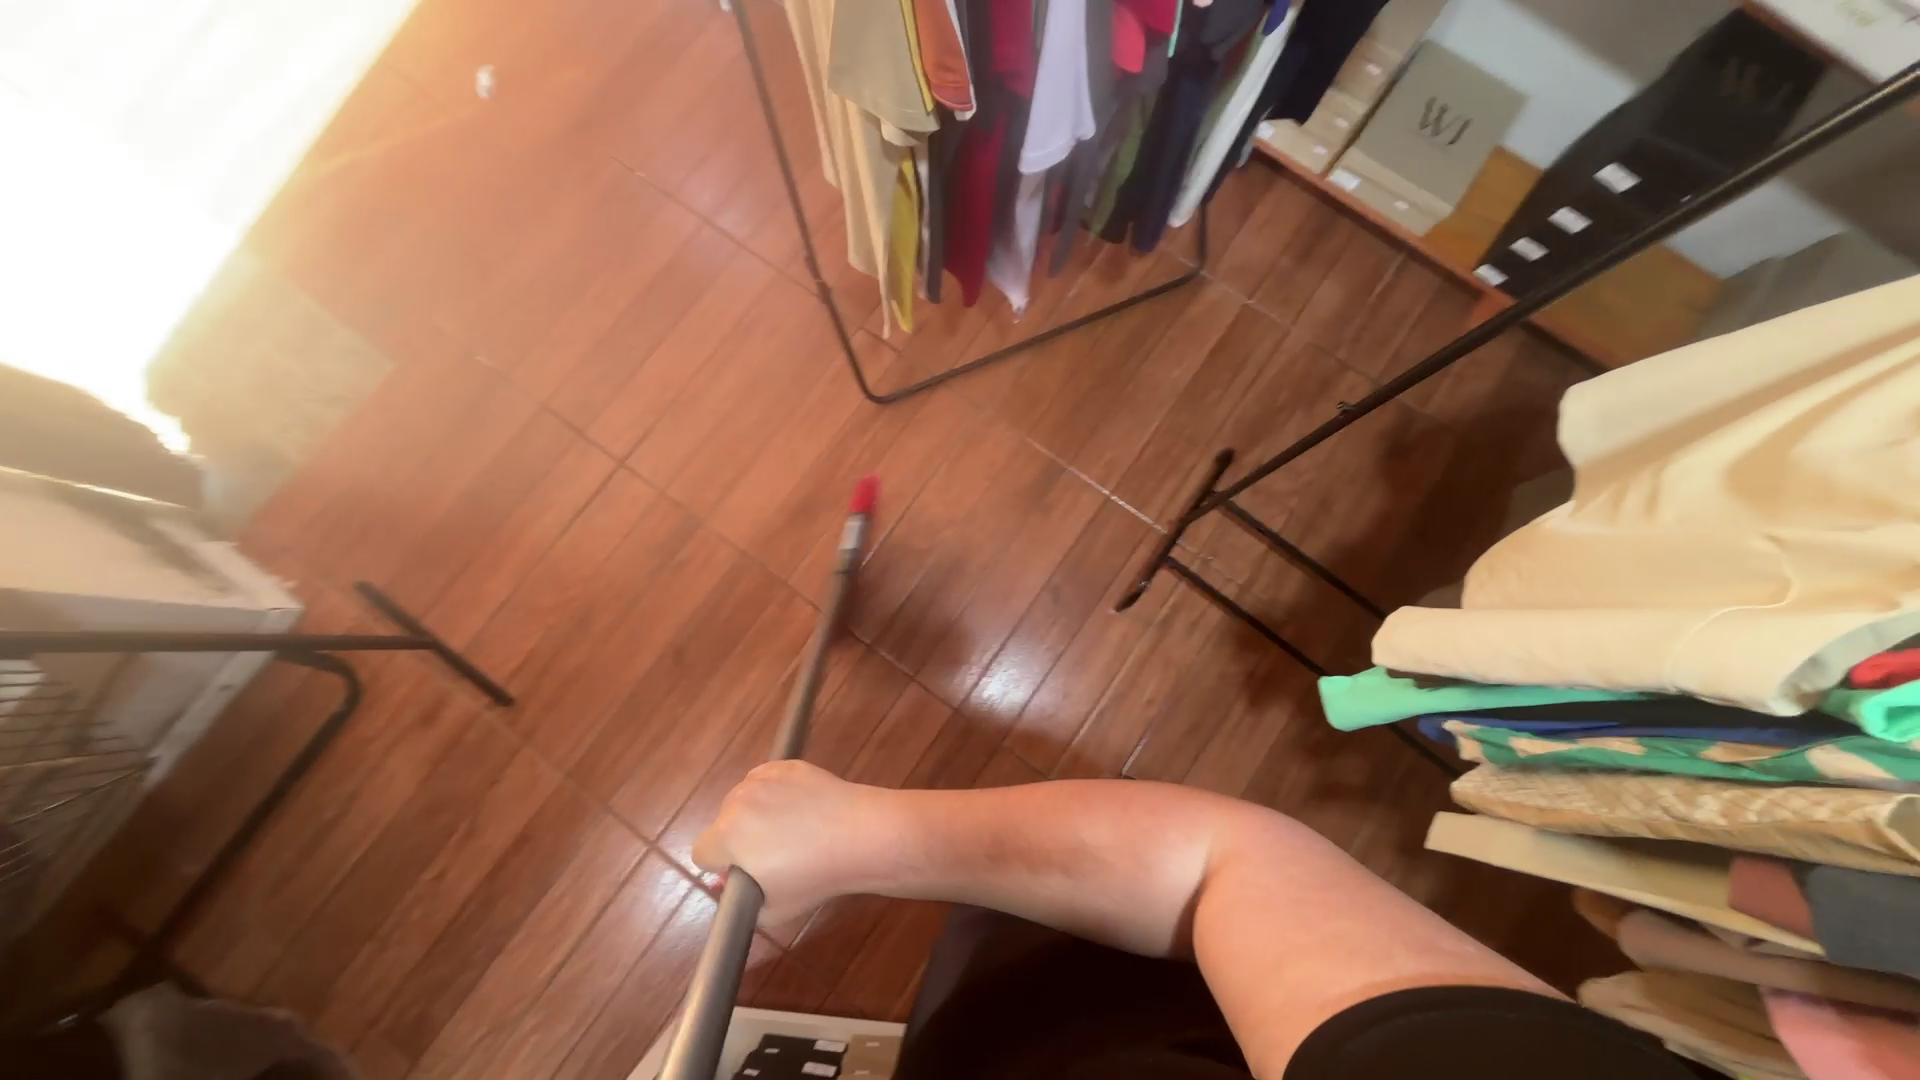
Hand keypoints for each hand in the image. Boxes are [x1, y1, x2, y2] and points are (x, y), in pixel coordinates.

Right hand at [693, 760, 894, 925]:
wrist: (860, 834)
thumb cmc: (815, 877)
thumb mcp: (771, 910)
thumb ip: (737, 901)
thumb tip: (727, 881)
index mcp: (727, 835)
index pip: (703, 852)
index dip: (723, 866)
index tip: (748, 872)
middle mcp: (738, 800)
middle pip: (723, 822)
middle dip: (739, 837)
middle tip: (775, 853)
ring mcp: (764, 777)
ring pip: (744, 799)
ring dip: (755, 812)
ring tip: (792, 829)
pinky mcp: (787, 765)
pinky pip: (765, 780)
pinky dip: (774, 792)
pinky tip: (799, 807)